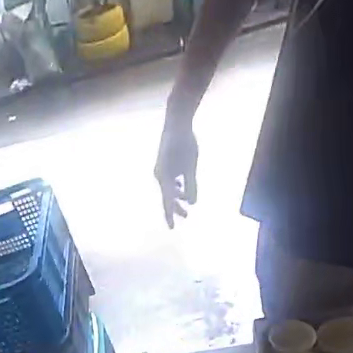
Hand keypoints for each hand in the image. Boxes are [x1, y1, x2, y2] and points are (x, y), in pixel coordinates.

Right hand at [153, 112, 198, 227]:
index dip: (170, 215)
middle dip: (176, 207)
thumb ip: (191, 185)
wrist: (176, 124)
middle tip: (186, 216)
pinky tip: (182, 187)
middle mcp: (160, 176)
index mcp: (165, 178)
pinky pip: (169, 180)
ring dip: (178, 196)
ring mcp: (161, 170)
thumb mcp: (191, 166)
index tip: (171, 228)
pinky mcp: (165, 164)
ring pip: (169, 188)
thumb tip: (192, 203)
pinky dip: (176, 186)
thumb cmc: (185, 144)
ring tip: (187, 203)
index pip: (167, 201)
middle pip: (168, 197)